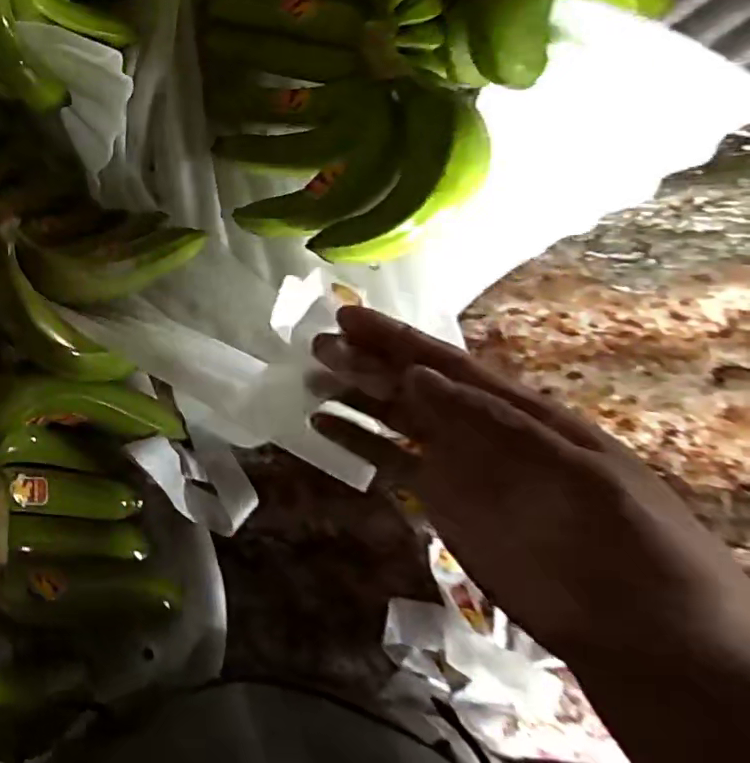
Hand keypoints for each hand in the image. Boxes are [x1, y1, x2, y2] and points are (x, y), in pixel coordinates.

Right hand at [309, 306, 749, 671]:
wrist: (643, 636)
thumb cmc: (626, 547)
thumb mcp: (579, 478)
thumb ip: (497, 423)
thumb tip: (417, 376)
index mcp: (525, 418)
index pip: (450, 366)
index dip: (398, 339)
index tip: (347, 315)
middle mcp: (485, 432)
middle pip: (414, 385)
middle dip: (366, 360)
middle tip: (318, 344)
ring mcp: (459, 465)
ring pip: (395, 415)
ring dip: (354, 392)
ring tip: (310, 376)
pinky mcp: (438, 498)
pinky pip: (386, 457)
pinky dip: (353, 437)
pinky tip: (319, 422)